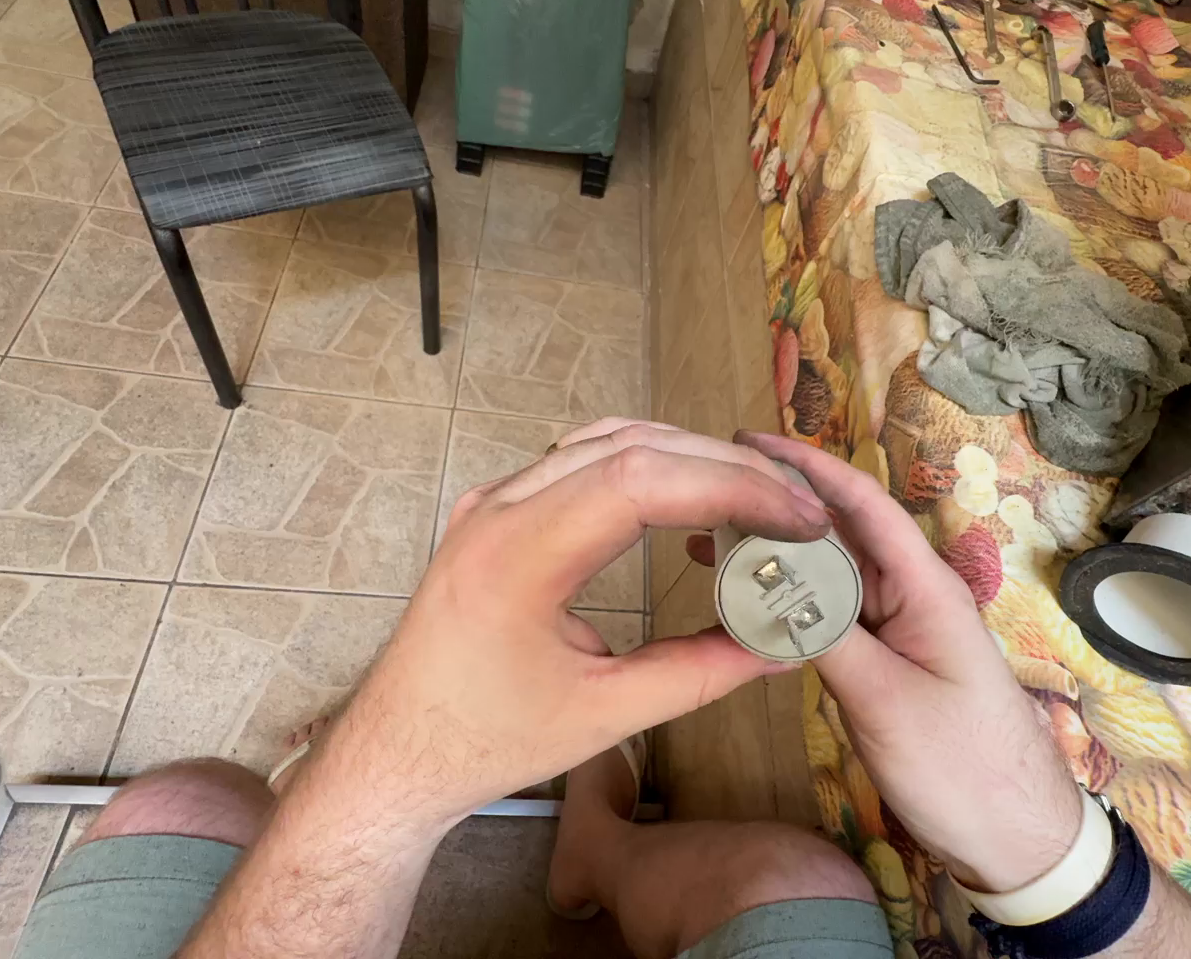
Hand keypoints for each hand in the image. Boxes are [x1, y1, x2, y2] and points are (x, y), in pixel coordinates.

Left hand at [302, 420, 833, 839]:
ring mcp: (494, 499)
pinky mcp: (497, 507)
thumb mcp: (602, 716)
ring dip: (687, 454)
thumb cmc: (486, 743)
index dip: (732, 485)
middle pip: (631, 446)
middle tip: (793, 503)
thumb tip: (781, 647)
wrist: (393, 751)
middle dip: (725, 466)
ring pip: (606, 440)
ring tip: (753, 491)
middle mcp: (501, 506)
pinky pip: (579, 458)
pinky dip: (645, 461)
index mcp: (518, 555)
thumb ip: (699, 674)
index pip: (641, 479)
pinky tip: (683, 488)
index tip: (797, 516)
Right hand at [735, 431, 1086, 892]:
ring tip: (709, 541)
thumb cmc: (961, 766)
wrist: (1015, 842)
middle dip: (778, 506)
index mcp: (923, 586)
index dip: (810, 466)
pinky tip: (746, 599)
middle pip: (838, 531)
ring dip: (776, 553)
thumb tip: (767, 583)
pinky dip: (787, 599)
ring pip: (828, 572)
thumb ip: (825, 636)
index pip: (863, 504)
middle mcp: (907, 592)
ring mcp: (893, 625)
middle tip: (710, 494)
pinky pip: (828, 612)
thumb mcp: (886, 701)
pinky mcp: (880, 655)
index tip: (753, 443)